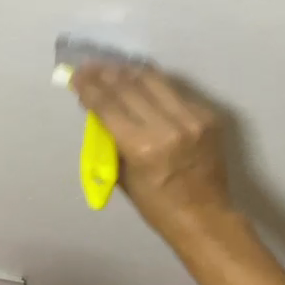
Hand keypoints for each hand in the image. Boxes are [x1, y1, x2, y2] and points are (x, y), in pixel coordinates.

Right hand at [72, 64, 234, 236]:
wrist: (206, 218)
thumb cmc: (156, 206)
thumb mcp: (122, 175)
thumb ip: (111, 138)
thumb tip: (97, 107)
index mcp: (143, 147)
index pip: (108, 105)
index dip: (89, 87)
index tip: (76, 76)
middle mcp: (168, 127)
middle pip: (129, 86)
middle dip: (105, 73)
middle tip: (90, 66)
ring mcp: (192, 119)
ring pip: (154, 81)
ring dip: (129, 71)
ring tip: (113, 66)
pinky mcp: (208, 116)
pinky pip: (175, 92)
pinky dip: (154, 85)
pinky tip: (141, 81)